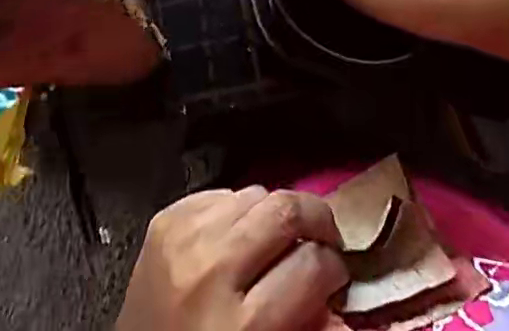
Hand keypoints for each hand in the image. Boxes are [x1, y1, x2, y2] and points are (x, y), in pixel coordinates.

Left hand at [117, 186, 347, 330]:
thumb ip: (306, 328)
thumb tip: (343, 307)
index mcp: (243, 326)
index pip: (310, 268)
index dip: (335, 268)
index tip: (337, 274)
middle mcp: (212, 270)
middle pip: (283, 212)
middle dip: (316, 217)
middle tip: (325, 235)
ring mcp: (184, 238)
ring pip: (254, 193)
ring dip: (277, 211)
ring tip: (282, 235)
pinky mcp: (165, 220)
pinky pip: (219, 192)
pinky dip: (238, 208)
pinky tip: (241, 231)